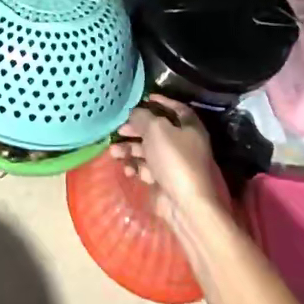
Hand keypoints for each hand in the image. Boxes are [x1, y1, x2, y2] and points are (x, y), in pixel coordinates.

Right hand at [110, 97, 226, 230]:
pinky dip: (136, 167)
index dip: (161, 101)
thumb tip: (134, 112)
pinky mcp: (165, 181)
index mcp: (189, 127)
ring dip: (130, 149)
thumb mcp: (156, 130)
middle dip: (136, 128)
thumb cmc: (174, 160)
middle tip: (119, 129)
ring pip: (148, 150)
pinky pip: (147, 168)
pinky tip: (128, 170)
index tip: (144, 98)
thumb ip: (142, 116)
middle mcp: (184, 143)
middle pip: (157, 130)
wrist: (186, 205)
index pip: (176, 108)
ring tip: (114, 152)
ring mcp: (174, 163)